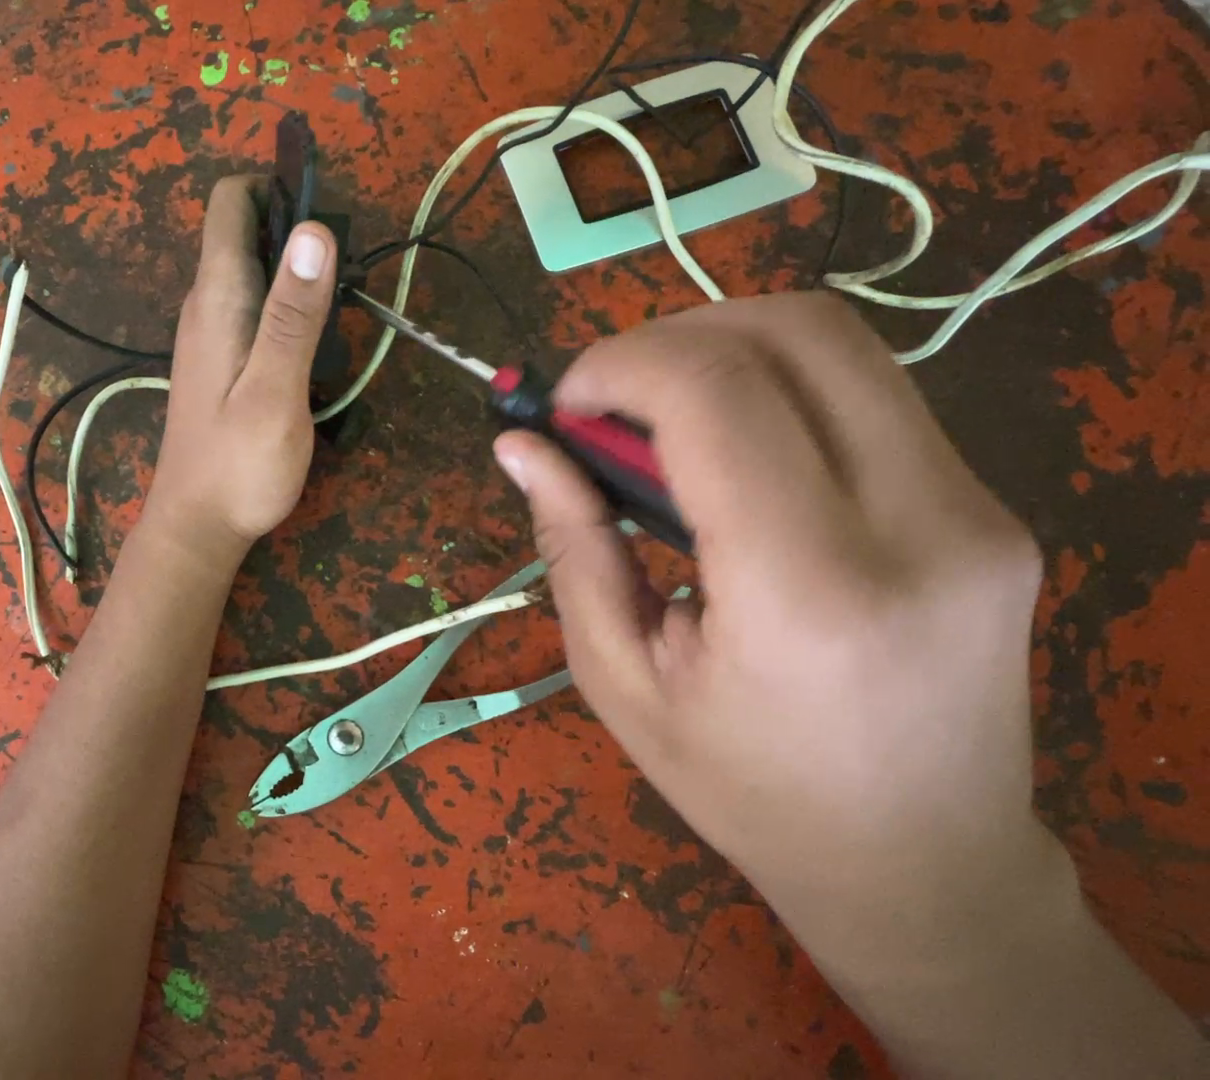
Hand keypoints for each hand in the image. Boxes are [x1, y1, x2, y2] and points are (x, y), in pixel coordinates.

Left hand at [142, 176, 337, 565]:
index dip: (277, 188)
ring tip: (340, 315)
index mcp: (216, 299)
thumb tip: (314, 230)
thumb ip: (293, 315)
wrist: (198, 526)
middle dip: (299, 235)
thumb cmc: (238, 466)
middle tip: (347, 280)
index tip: (328, 218)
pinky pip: (255, 309)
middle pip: (247, 232)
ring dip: (299, 276)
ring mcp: (211, 334)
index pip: (231, 203)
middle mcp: (207, 305)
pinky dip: (288, 309)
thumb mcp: (275, 390)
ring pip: (254, 272)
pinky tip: (314, 347)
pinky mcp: (221, 361)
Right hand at [494, 293, 1068, 968]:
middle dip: (671, 336)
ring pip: (840, 343)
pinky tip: (725, 457)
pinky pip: (864, 393)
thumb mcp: (620, 678)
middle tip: (605, 400)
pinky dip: (771, 389)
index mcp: (808, 590)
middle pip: (797, 330)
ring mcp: (975, 506)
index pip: (717, 394)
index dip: (620, 366)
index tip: (562, 405)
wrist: (920, 861)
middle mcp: (918, 524)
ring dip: (723, 353)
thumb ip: (573, 545)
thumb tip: (520, 444)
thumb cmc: (744, 787)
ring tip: (655, 423)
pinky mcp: (986, 503)